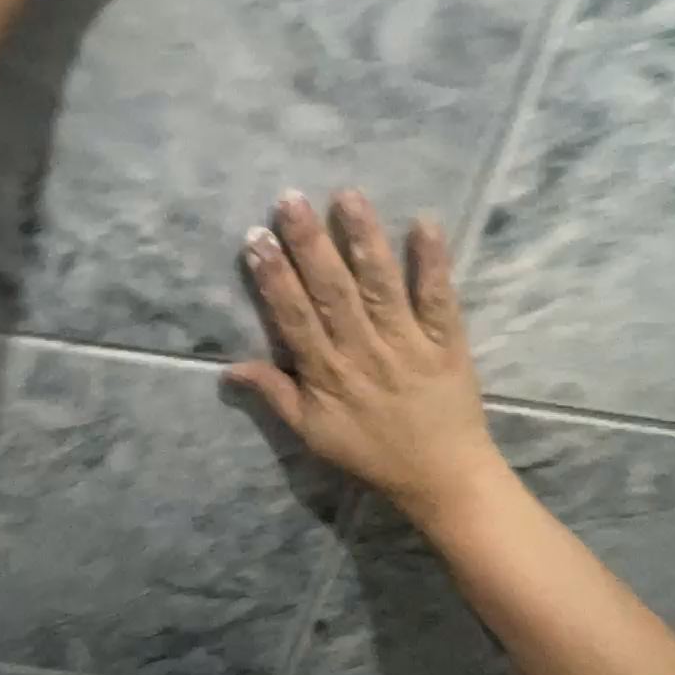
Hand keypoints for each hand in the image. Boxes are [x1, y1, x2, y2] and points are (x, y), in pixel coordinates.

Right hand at [227, 191, 514, 529]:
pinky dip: (432, 262)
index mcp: (327, 373)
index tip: (257, 238)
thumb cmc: (370, 452)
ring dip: (363, 239)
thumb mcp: (312, 433)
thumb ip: (274, 394)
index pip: (293, 317)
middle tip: (290, 200)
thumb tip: (227, 368)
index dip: (274, 277)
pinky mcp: (446, 341)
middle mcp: (363, 351)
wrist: (443, 478)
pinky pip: (438, 298)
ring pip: (380, 285)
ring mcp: (406, 343)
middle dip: (309, 243)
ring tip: (347, 196)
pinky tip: (424, 223)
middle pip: (332, 291)